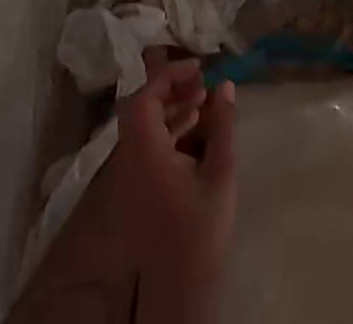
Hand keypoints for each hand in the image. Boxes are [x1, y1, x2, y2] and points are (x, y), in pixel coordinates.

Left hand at [110, 58, 235, 315]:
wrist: (177, 283)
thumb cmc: (200, 226)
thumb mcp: (220, 171)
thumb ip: (222, 125)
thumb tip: (224, 86)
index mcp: (144, 155)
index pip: (141, 101)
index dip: (166, 77)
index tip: (199, 67)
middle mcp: (128, 163)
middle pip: (140, 113)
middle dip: (172, 89)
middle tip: (206, 81)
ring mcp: (130, 179)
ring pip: (146, 130)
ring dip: (174, 110)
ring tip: (208, 102)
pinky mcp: (138, 190)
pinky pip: (150, 148)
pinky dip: (173, 131)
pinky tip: (200, 130)